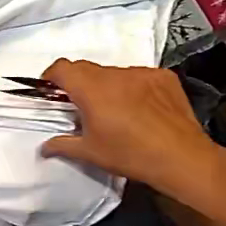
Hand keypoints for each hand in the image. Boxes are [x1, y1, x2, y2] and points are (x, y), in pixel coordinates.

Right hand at [38, 59, 225, 212]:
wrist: (180, 157)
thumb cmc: (130, 155)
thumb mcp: (89, 153)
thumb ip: (62, 144)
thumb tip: (45, 147)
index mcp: (92, 90)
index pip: (62, 68)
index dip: (52, 76)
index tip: (50, 90)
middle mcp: (115, 75)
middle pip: (86, 69)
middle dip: (77, 83)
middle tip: (78, 106)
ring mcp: (142, 73)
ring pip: (113, 73)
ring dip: (105, 86)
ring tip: (113, 111)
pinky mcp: (163, 77)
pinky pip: (138, 77)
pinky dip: (131, 88)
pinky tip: (139, 109)